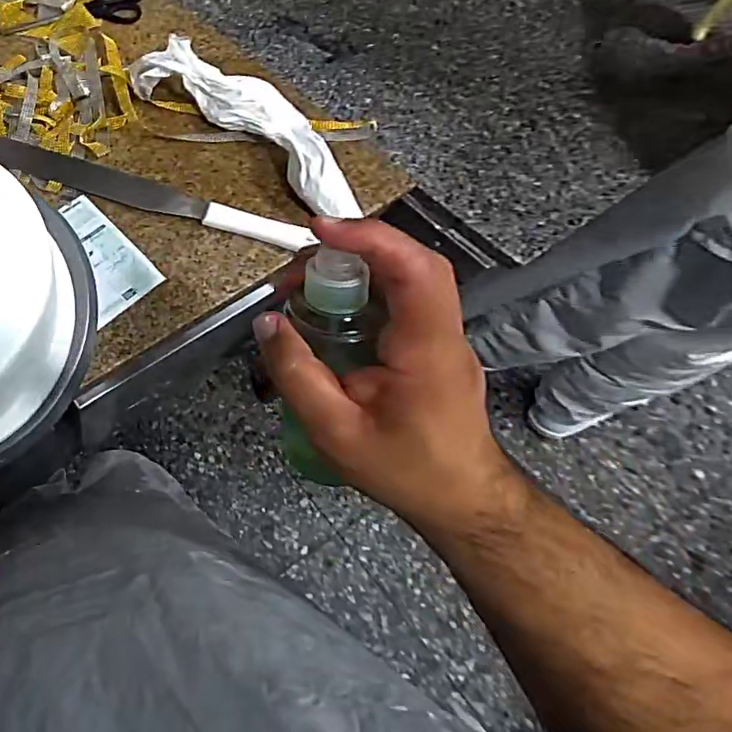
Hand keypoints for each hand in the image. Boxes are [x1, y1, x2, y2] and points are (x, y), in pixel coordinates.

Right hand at [253, 217, 521, 534]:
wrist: (464, 501)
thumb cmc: (404, 469)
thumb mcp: (334, 429)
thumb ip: (296, 373)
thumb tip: (267, 322)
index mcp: (427, 348)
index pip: (416, 271)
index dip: (371, 239)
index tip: (321, 230)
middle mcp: (441, 333)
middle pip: (410, 264)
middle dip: (352, 249)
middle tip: (298, 269)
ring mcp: (439, 336)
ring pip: (403, 277)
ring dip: (352, 268)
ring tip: (302, 288)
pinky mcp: (429, 343)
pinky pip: (396, 299)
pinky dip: (358, 289)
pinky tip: (326, 309)